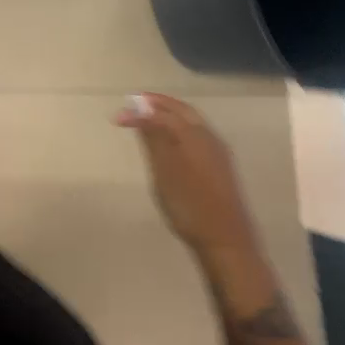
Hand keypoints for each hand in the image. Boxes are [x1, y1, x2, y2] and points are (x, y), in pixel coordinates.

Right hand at [117, 92, 260, 259]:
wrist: (227, 241)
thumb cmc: (189, 205)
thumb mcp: (163, 172)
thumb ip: (153, 139)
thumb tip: (138, 112)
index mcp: (193, 135)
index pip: (161, 113)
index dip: (138, 111)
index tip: (117, 118)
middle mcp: (209, 137)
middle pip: (182, 110)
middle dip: (159, 103)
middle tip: (136, 102)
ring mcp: (218, 152)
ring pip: (193, 121)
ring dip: (171, 113)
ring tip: (150, 118)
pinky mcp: (222, 166)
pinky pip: (199, 133)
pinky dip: (182, 126)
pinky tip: (173, 140)